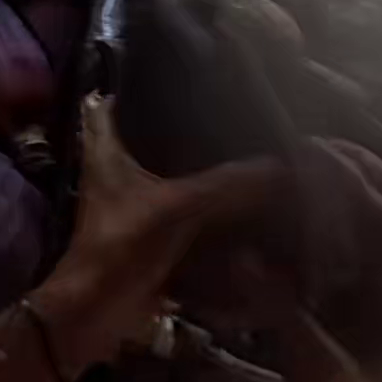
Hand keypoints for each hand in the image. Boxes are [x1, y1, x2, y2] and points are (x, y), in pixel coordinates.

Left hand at [30, 94, 279, 372]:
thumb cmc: (121, 246)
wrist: (97, 309)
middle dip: (184, 127)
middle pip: (146, 136)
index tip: (177, 71)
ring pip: (167, 171)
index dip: (134, 86)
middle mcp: (115, 169)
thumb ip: (226, 186)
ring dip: (200, 166)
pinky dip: (208, 202)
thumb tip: (285, 164)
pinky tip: (247, 196)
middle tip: (233, 112)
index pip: (109, 105)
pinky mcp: (150, 230)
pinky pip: (182, 206)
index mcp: (106, 152)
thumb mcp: (174, 209)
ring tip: (250, 147)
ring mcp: (132, 200)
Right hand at [237, 142, 381, 381]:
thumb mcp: (310, 362)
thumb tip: (245, 255)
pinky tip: (337, 198)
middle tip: (323, 141)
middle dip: (370, 169)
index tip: (311, 147)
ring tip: (334, 156)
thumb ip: (282, 309)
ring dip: (375, 183)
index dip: (350, 178)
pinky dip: (370, 206)